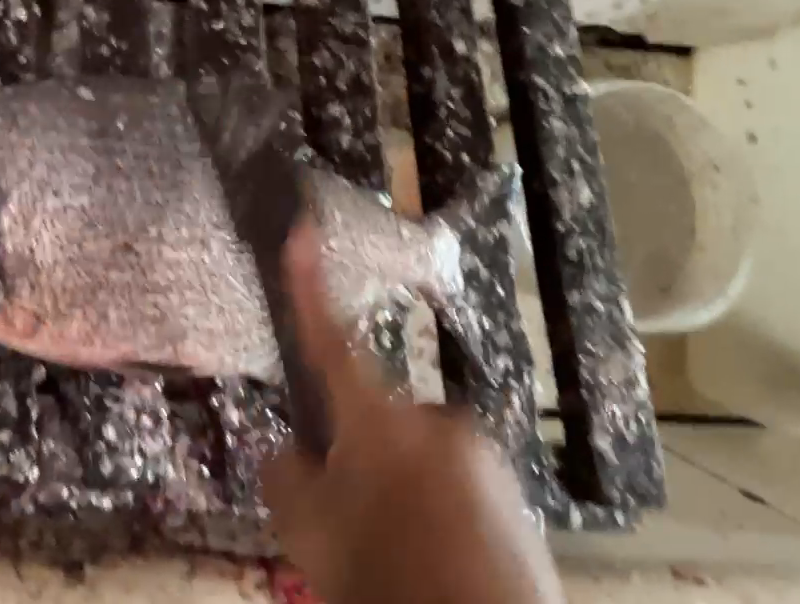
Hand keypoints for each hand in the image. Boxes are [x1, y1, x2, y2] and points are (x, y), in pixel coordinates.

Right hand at [261, 215, 563, 603]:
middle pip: (373, 415)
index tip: (302, 230)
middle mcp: (436, 423)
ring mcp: (482, 459)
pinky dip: (433, 508)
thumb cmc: (383, 578)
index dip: (308, 286)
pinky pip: (452, 484)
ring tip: (392, 547)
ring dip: (396, 483)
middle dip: (357, 448)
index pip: (329, 339)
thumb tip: (298, 452)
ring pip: (412, 454)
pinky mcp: (515, 496)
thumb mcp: (304, 529)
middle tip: (347, 510)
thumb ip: (285, 472)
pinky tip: (430, 559)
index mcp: (378, 421)